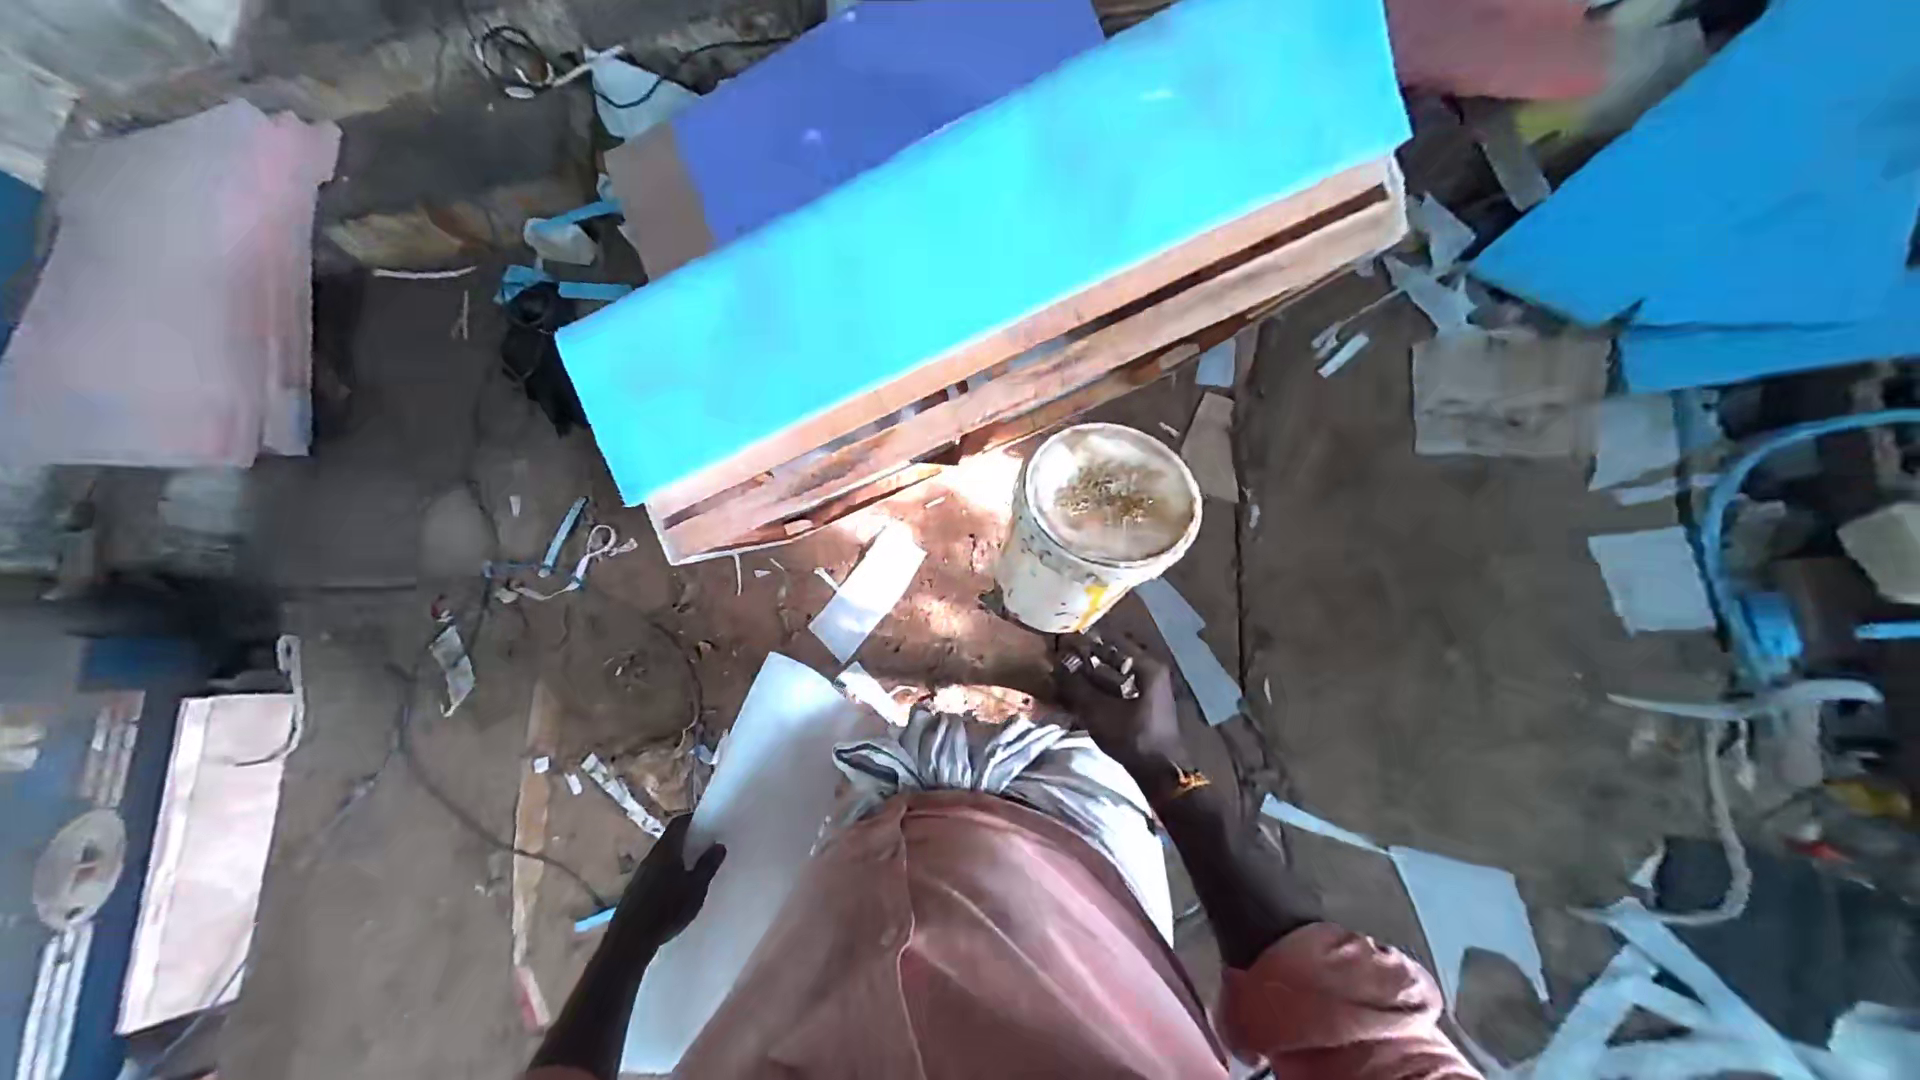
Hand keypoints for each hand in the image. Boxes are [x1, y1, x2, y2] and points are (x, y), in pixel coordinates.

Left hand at [614, 814, 724, 949]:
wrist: (628, 943)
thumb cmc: (666, 911)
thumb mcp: (695, 889)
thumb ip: (707, 866)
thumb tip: (719, 845)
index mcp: (667, 850)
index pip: (679, 823)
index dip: (694, 819)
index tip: (710, 823)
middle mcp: (651, 857)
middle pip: (671, 839)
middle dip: (689, 840)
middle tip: (707, 846)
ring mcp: (641, 875)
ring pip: (663, 857)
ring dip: (678, 858)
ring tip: (695, 868)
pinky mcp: (635, 891)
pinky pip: (656, 873)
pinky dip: (669, 873)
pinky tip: (677, 889)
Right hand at [1053, 633, 1187, 774]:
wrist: (1159, 772)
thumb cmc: (1132, 735)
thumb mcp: (1099, 710)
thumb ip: (1077, 685)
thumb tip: (1058, 663)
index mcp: (1147, 666)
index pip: (1114, 639)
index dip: (1089, 639)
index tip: (1066, 639)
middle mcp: (1152, 672)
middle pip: (1115, 656)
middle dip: (1089, 656)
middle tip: (1064, 656)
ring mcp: (1150, 689)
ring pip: (1116, 673)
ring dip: (1092, 673)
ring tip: (1068, 674)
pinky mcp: (1144, 705)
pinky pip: (1119, 687)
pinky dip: (1100, 688)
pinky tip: (1080, 693)